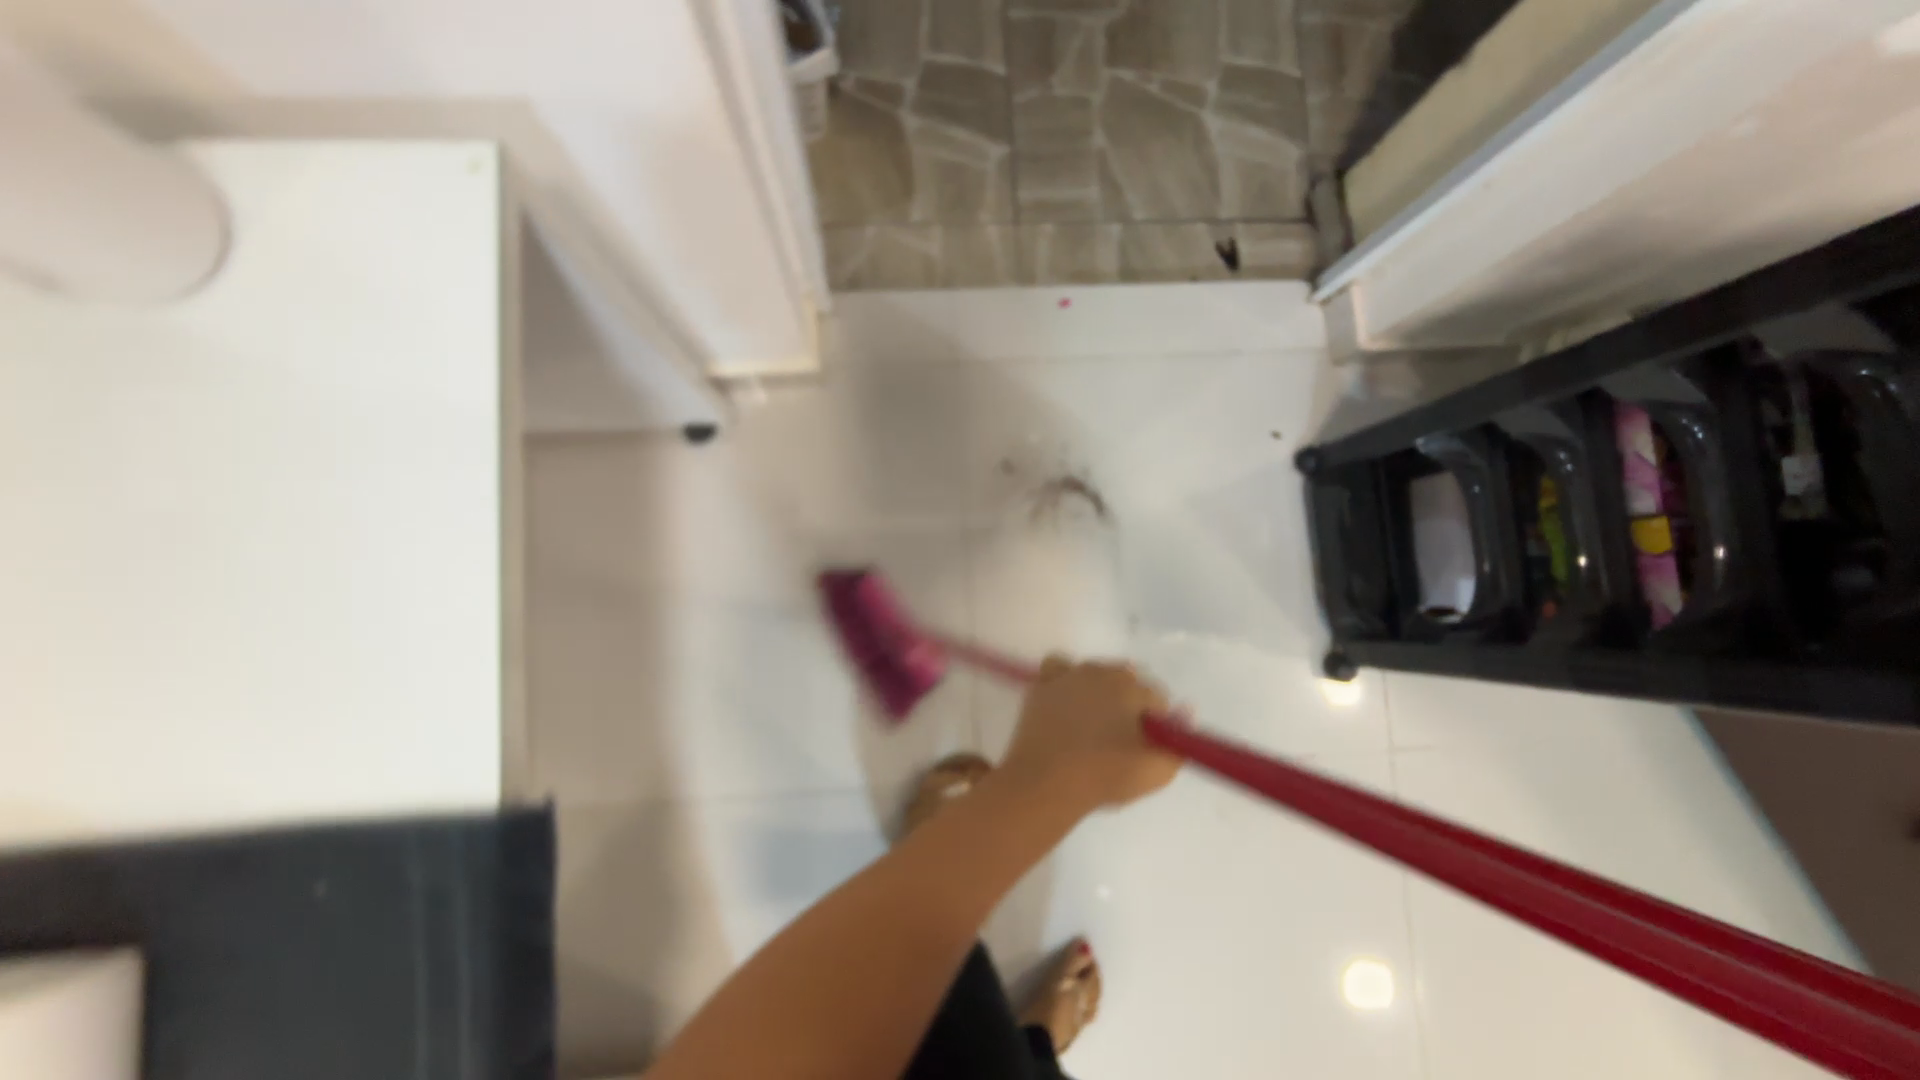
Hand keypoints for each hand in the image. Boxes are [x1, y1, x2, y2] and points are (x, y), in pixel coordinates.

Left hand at [1001, 656, 1182, 813]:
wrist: (1045, 784)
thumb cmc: (1104, 777)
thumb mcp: (1156, 772)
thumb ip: (1178, 743)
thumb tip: (1185, 713)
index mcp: (1131, 689)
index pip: (1156, 696)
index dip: (1157, 721)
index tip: (1147, 744)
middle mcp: (1101, 672)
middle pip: (1126, 679)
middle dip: (1129, 703)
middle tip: (1120, 737)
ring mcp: (1068, 675)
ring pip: (1094, 672)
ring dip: (1099, 690)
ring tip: (1092, 722)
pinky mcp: (1041, 685)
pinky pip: (1058, 668)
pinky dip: (1065, 679)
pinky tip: (1065, 700)